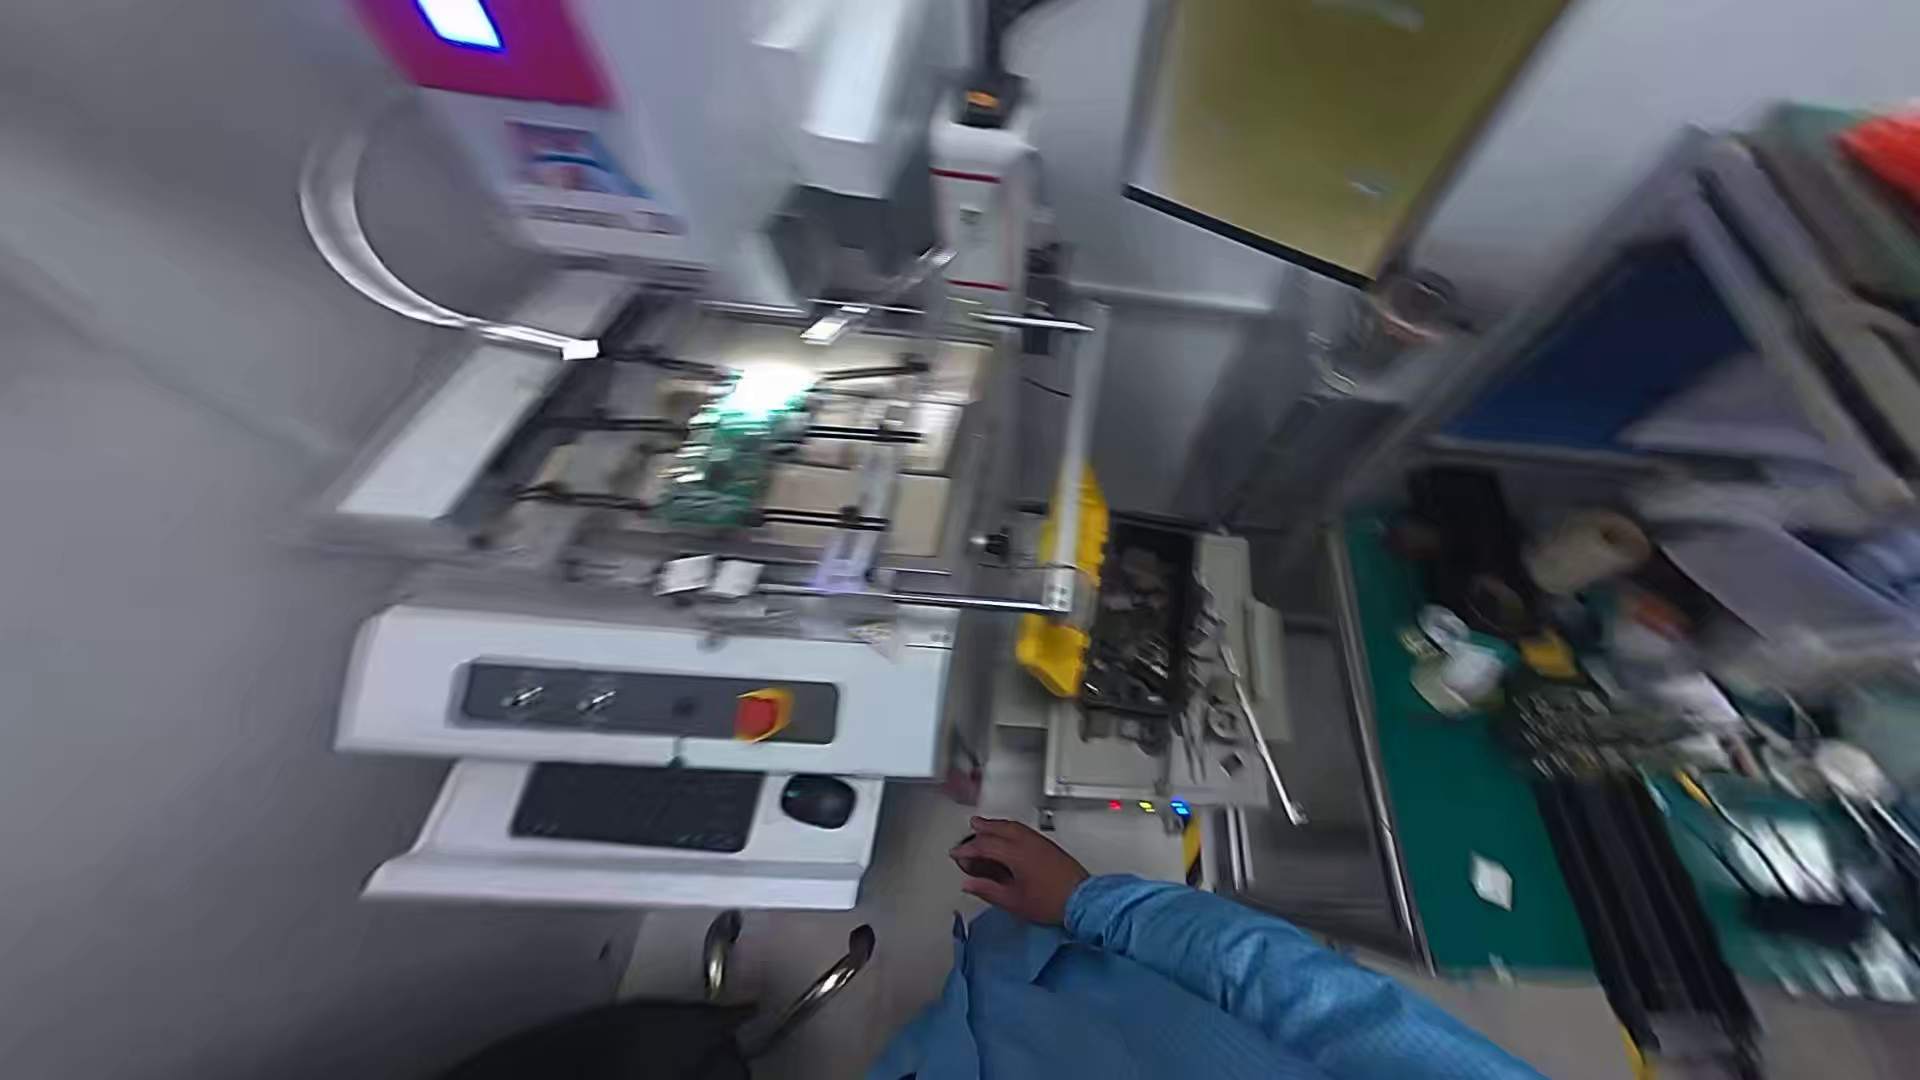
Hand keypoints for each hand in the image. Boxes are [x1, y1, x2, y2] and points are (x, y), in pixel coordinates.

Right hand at [950, 817, 1089, 924]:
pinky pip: (1021, 827)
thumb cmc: (1049, 902)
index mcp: (1016, 854)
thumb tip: (968, 883)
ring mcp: (1037, 840)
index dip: (968, 850)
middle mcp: (1026, 842)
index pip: (986, 846)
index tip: (956, 854)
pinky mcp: (1045, 842)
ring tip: (984, 824)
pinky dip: (1008, 826)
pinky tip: (1007, 831)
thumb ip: (989, 890)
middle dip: (982, 828)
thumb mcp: (1015, 902)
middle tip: (969, 828)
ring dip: (995, 823)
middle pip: (999, 829)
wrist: (1081, 898)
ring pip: (1011, 825)